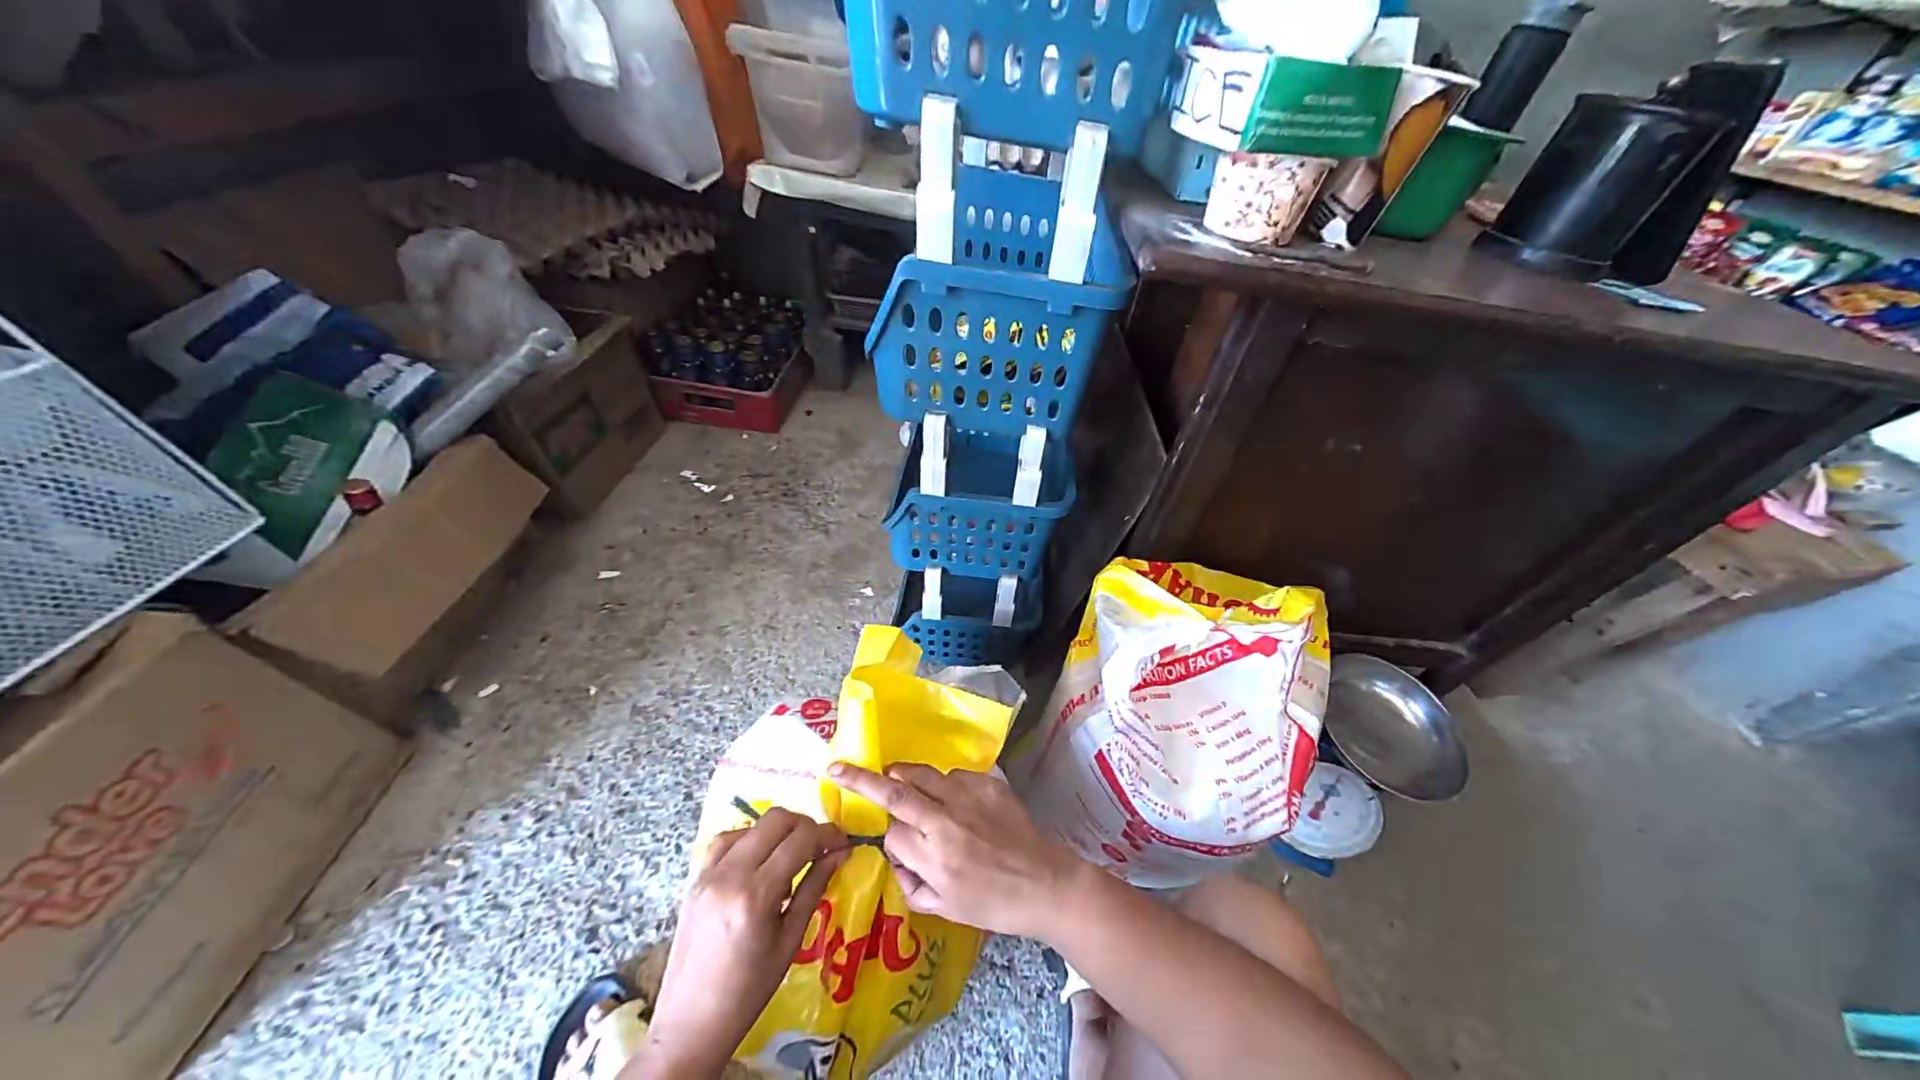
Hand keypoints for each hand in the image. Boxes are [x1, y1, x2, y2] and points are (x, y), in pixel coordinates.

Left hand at [637, 810, 848, 1077]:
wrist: (691, 1023)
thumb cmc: (749, 991)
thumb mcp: (790, 941)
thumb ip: (814, 889)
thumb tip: (840, 854)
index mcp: (757, 895)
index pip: (800, 839)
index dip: (828, 834)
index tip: (843, 843)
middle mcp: (729, 875)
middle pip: (775, 820)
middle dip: (804, 825)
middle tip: (820, 846)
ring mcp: (708, 874)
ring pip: (751, 824)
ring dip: (777, 831)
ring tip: (790, 856)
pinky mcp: (694, 880)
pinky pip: (724, 841)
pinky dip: (748, 839)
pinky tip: (759, 859)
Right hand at [825, 762, 1090, 940]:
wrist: (1046, 883)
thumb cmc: (994, 904)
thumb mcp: (945, 908)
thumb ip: (911, 884)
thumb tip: (895, 856)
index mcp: (935, 858)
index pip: (891, 833)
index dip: (888, 837)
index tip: (893, 842)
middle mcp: (947, 823)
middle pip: (896, 791)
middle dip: (862, 778)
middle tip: (841, 767)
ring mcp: (970, 798)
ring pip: (922, 773)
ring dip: (904, 775)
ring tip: (896, 776)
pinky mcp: (989, 785)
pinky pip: (954, 776)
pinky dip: (944, 784)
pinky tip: (954, 801)